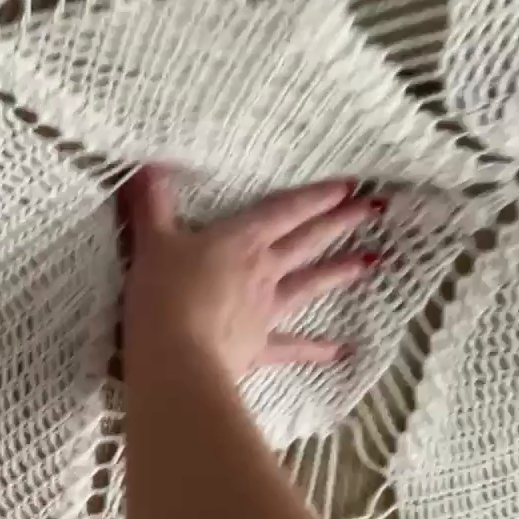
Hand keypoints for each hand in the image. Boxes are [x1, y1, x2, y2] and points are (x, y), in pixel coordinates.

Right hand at [120, 166, 382, 378]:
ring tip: (371, 262)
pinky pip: (292, 347)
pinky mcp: (258, 346)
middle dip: (339, 223)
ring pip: (308, 286)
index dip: (313, 197)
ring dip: (338, 273)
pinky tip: (341, 351)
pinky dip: (316, 349)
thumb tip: (146, 163)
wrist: (175, 355)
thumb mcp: (151, 243)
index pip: (283, 212)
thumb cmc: (162, 295)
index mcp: (240, 242)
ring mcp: (265, 310)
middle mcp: (263, 271)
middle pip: (306, 242)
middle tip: (373, 209)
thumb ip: (152, 204)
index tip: (347, 185)